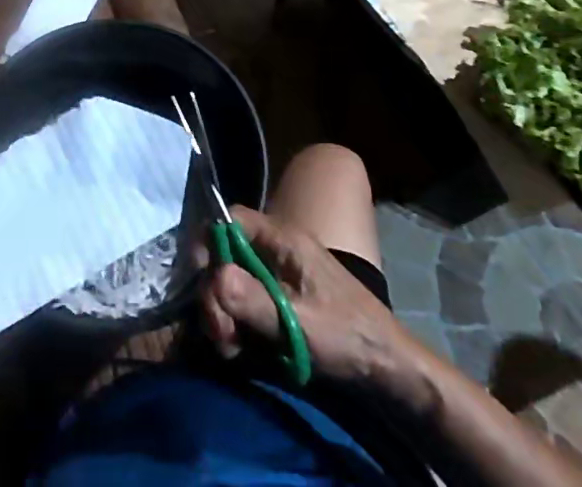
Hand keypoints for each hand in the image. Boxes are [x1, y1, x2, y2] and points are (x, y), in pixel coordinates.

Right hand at [199, 207, 422, 396]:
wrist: (382, 362)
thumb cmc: (344, 335)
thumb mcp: (296, 321)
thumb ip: (252, 300)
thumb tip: (213, 277)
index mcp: (284, 241)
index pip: (233, 219)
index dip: (209, 242)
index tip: (198, 280)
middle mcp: (277, 250)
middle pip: (226, 256)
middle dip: (215, 294)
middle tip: (222, 334)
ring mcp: (278, 275)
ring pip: (231, 281)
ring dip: (223, 314)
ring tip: (232, 347)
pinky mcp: (279, 299)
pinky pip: (244, 301)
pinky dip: (236, 323)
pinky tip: (241, 349)